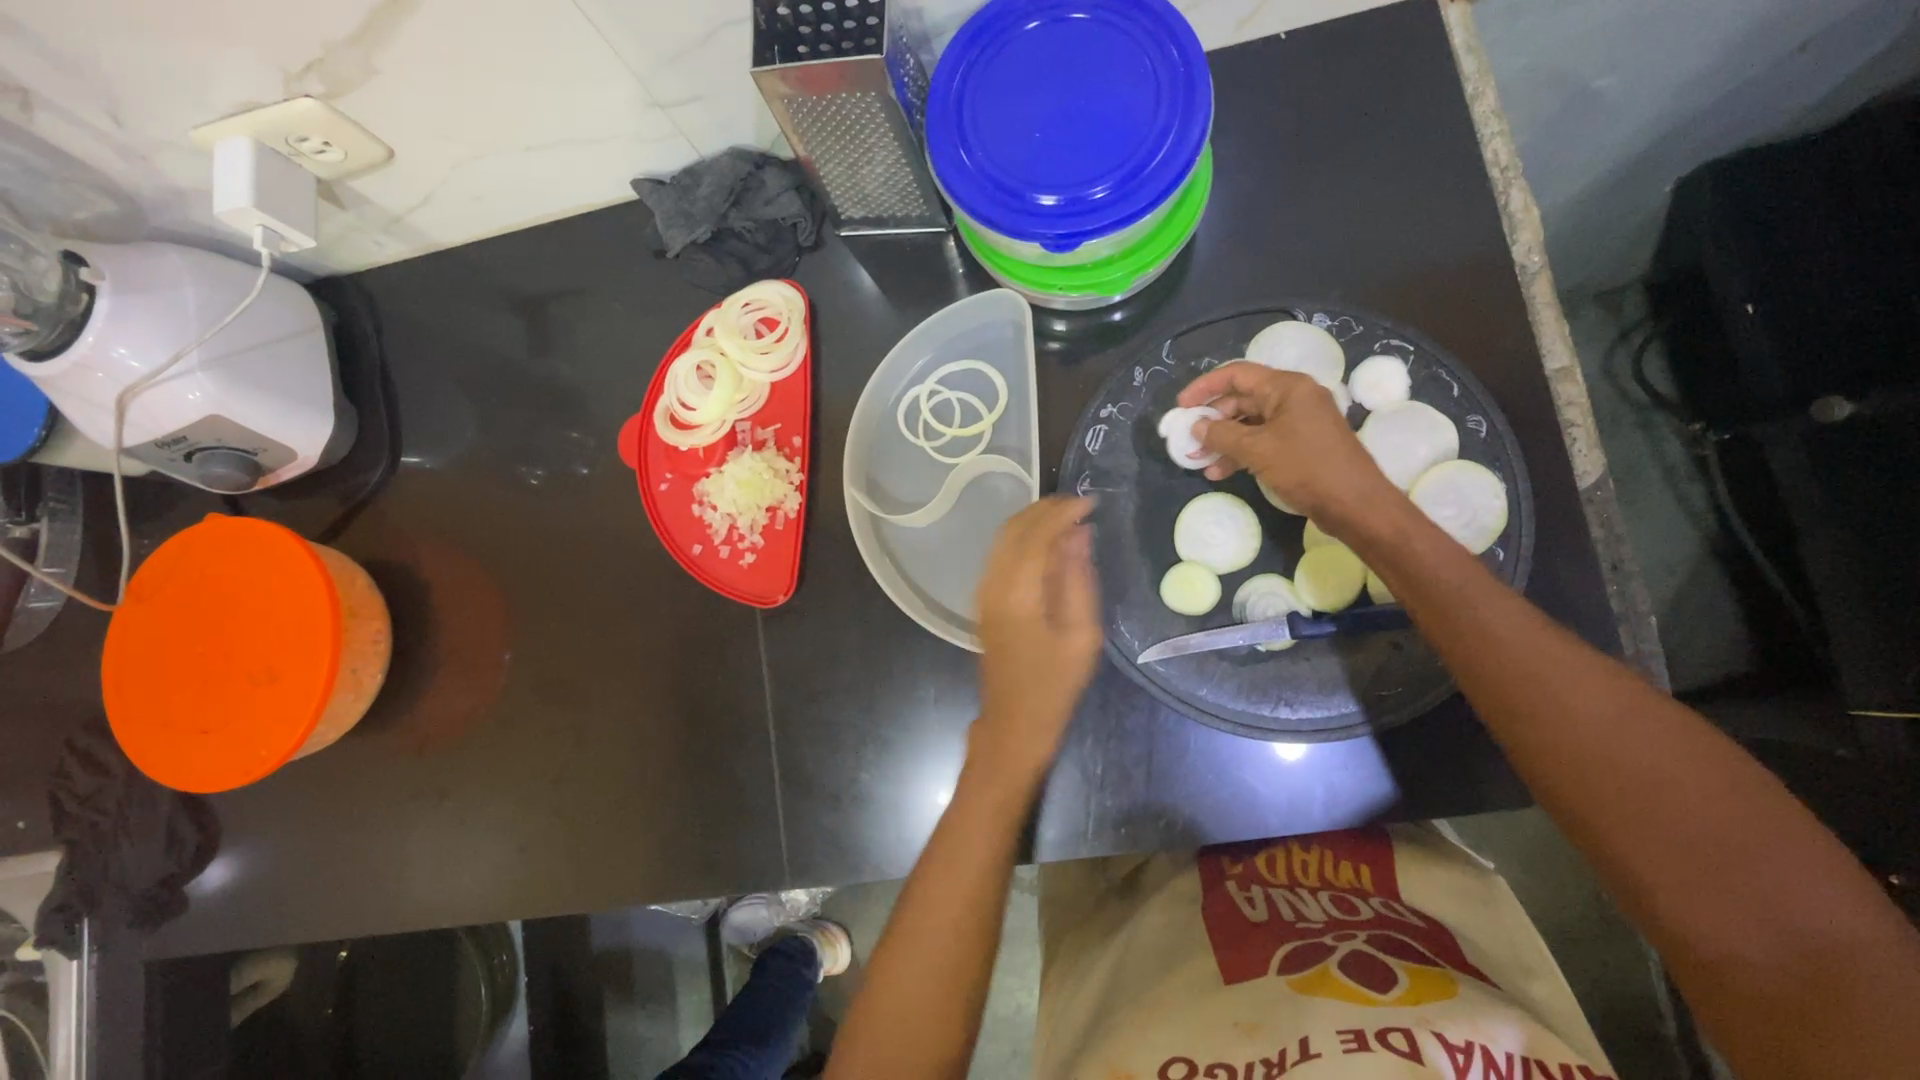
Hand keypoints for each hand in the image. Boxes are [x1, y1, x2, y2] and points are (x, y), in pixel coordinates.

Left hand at [972, 496, 1102, 777]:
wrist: (1014, 722)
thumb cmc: (1055, 684)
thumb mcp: (1081, 634)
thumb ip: (1078, 579)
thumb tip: (1079, 535)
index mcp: (1016, 593)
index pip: (1036, 534)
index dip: (1063, 512)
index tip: (1091, 503)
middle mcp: (992, 584)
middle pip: (1013, 529)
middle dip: (1046, 510)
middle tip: (1081, 506)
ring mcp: (983, 592)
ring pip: (1004, 539)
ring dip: (1034, 522)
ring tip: (1071, 519)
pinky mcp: (985, 600)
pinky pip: (1002, 555)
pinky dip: (1025, 539)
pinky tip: (1051, 544)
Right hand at [1179, 361, 1401, 533]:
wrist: (1355, 504)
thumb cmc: (1307, 467)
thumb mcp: (1258, 450)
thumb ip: (1222, 435)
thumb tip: (1196, 427)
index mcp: (1287, 387)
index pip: (1237, 374)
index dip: (1205, 387)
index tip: (1181, 406)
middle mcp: (1293, 398)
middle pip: (1242, 399)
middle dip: (1212, 420)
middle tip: (1187, 439)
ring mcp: (1298, 422)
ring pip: (1250, 424)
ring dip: (1223, 441)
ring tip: (1198, 460)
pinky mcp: (1300, 445)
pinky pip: (1262, 441)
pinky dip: (1240, 454)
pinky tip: (1219, 472)